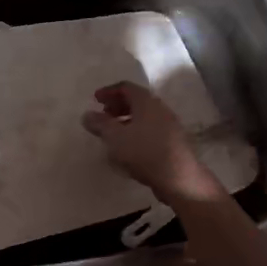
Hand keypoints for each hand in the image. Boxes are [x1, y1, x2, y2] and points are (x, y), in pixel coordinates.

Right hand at [81, 82, 222, 204]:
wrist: (179, 178)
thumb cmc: (144, 152)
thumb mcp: (115, 137)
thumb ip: (100, 124)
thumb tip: (87, 115)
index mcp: (146, 102)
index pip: (126, 87)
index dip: (109, 91)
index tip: (95, 99)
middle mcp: (160, 109)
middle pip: (136, 100)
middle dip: (118, 106)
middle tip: (103, 115)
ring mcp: (169, 126)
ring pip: (144, 116)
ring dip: (126, 120)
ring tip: (113, 133)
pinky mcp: (173, 142)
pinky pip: (151, 130)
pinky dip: (136, 132)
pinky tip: (129, 148)